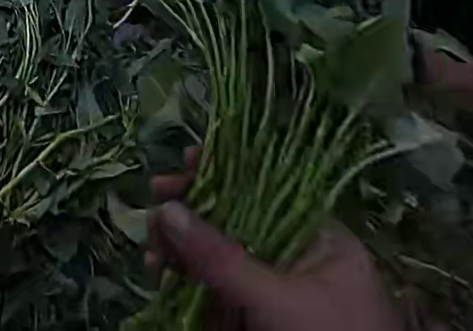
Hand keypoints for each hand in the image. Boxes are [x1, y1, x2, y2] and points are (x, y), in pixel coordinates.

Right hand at [146, 150, 401, 330]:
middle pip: (235, 219)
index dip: (225, 169)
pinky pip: (217, 293)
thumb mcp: (280, 303)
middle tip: (154, 205)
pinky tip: (160, 278)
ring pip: (220, 257)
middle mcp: (298, 261)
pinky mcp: (258, 323)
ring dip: (180, 250)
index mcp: (321, 241)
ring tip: (150, 251)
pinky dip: (187, 284)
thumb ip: (223, 258)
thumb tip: (165, 208)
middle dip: (191, 212)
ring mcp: (278, 295)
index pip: (268, 187)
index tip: (186, 159)